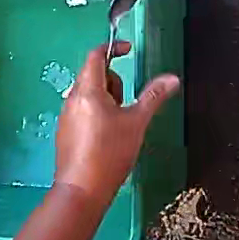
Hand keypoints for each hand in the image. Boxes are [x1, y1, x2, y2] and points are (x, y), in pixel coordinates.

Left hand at [55, 42, 179, 203]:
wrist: (82, 191)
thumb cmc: (110, 152)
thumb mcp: (137, 121)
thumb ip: (154, 96)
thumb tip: (173, 78)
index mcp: (88, 91)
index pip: (95, 56)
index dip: (112, 48)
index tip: (129, 50)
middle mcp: (72, 99)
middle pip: (93, 74)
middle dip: (114, 81)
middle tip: (127, 102)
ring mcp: (66, 116)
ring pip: (88, 93)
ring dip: (106, 97)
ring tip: (120, 122)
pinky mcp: (65, 132)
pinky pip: (82, 110)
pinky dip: (97, 111)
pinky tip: (107, 135)